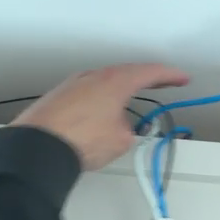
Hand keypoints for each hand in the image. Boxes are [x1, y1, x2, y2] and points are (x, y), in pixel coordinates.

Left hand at [14, 63, 189, 169]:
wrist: (38, 147)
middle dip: (145, 81)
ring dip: (119, 94)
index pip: (150, 72)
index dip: (170, 75)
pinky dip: (98, 102)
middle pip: (126, 74)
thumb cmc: (81, 139)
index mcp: (115, 81)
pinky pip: (86, 96)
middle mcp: (93, 77)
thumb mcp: (121, 140)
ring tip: (129, 108)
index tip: (182, 78)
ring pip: (103, 85)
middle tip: (161, 83)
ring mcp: (73, 85)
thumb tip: (122, 128)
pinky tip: (98, 117)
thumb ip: (129, 129)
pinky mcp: (57, 98)